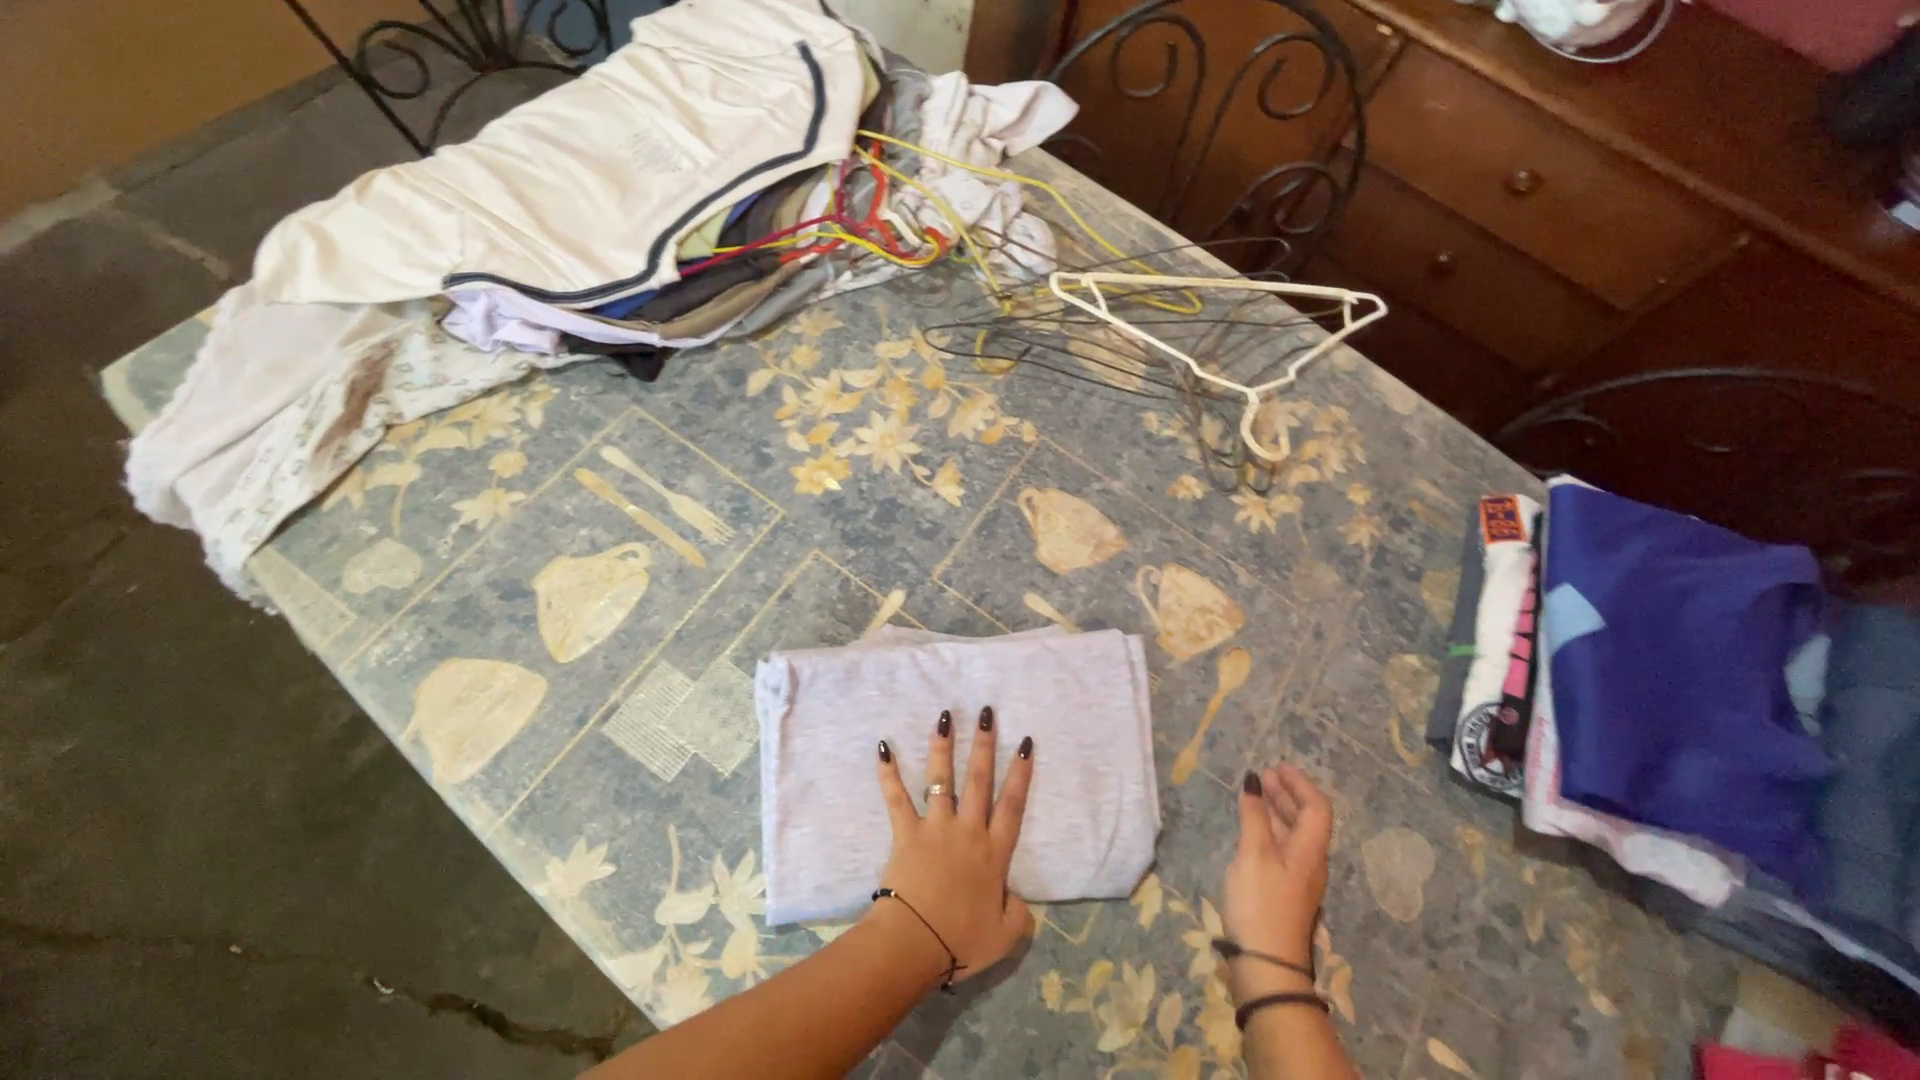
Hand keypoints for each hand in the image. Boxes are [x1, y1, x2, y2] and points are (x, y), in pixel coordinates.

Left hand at [872, 707, 1035, 985]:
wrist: (915, 942)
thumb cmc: (961, 942)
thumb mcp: (1006, 935)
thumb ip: (1018, 911)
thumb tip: (1015, 896)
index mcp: (994, 854)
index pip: (1013, 805)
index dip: (1021, 773)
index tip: (1025, 742)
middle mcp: (968, 831)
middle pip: (979, 780)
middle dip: (984, 744)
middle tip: (986, 712)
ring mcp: (935, 828)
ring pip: (941, 779)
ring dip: (943, 746)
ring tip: (944, 716)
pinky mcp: (906, 833)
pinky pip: (896, 798)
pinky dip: (888, 773)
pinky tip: (882, 747)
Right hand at [1222, 765, 1332, 997]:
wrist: (1267, 964)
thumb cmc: (1261, 903)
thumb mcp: (1253, 854)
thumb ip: (1254, 816)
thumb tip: (1254, 781)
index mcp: (1310, 850)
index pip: (1317, 807)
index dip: (1300, 783)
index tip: (1279, 766)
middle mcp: (1311, 862)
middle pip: (1307, 820)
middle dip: (1288, 794)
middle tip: (1265, 775)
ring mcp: (1299, 880)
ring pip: (1294, 835)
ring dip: (1279, 810)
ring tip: (1257, 794)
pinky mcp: (1285, 893)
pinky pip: (1283, 849)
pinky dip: (1271, 830)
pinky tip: (1253, 829)